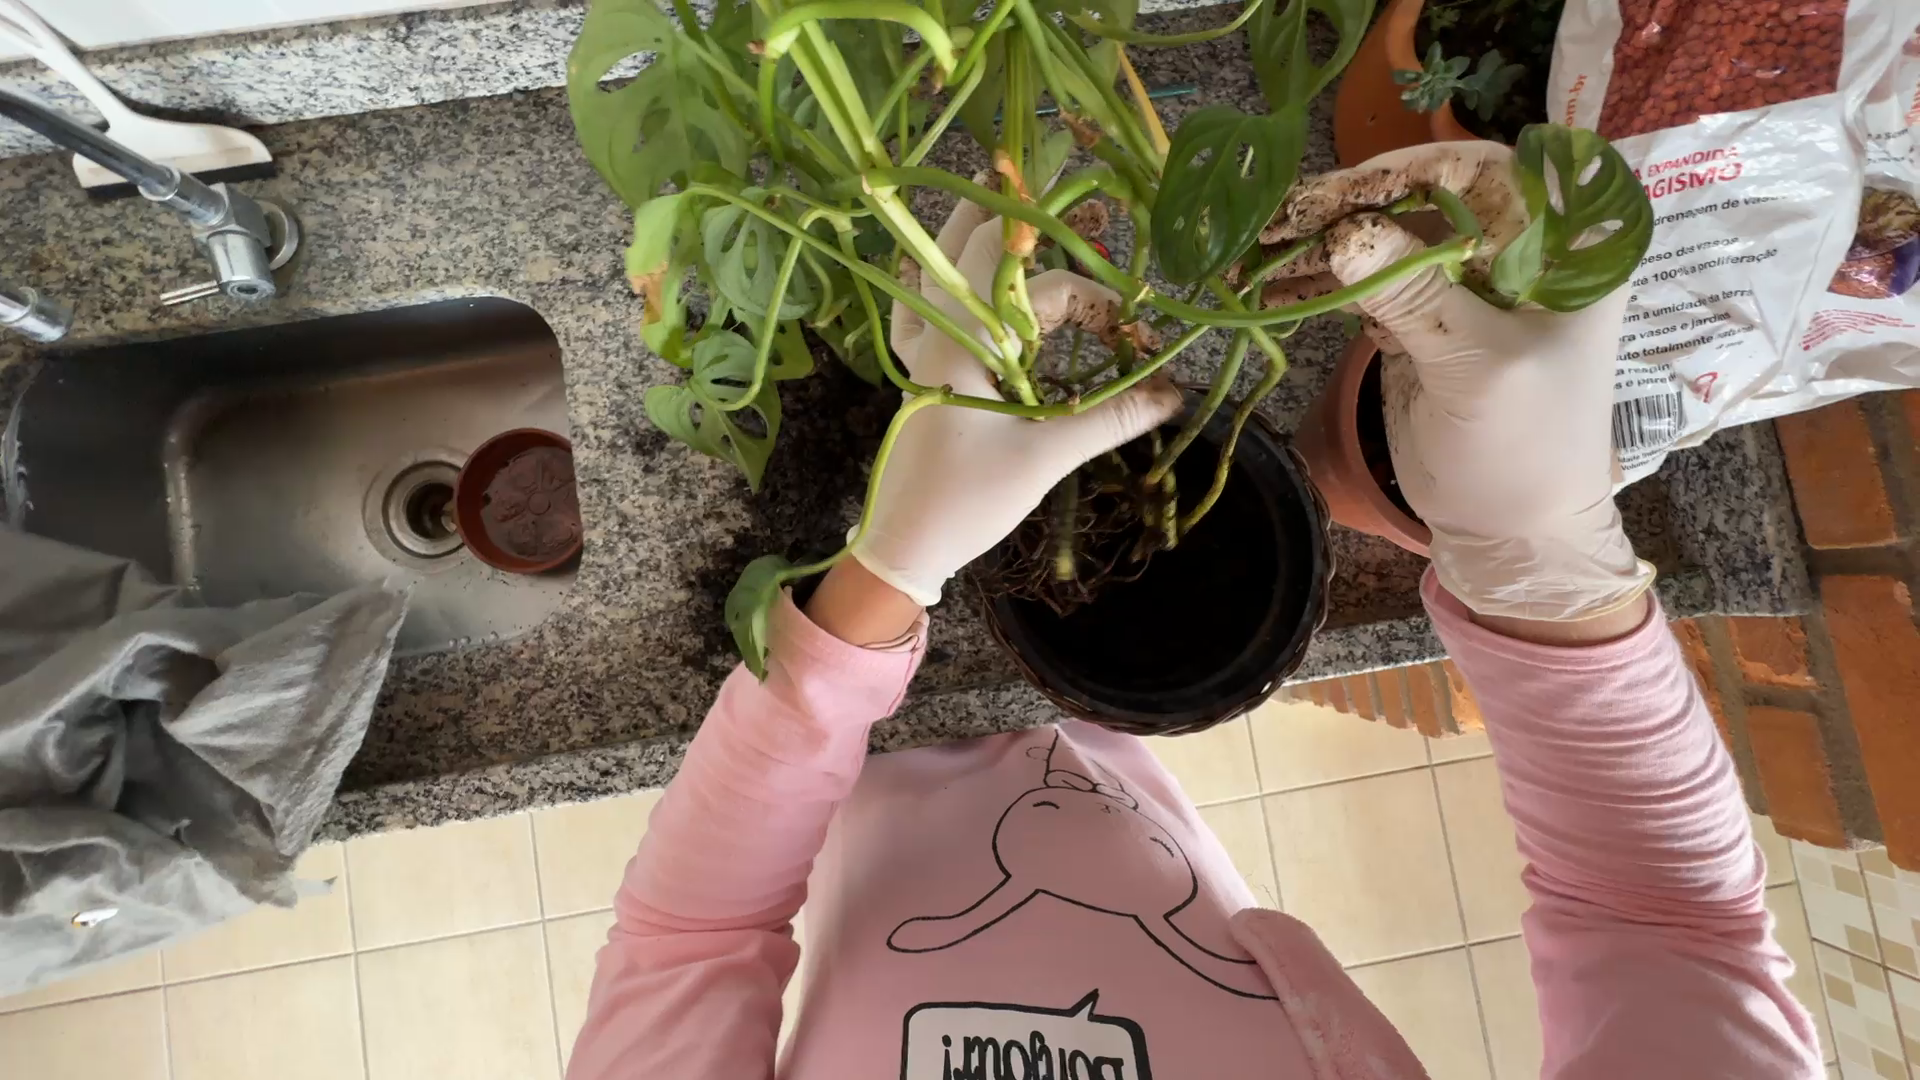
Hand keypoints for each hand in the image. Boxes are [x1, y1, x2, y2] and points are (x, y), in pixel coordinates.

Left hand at [847, 201, 1182, 606]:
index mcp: (963, 346)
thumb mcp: (1043, 458)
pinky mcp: (915, 379)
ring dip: (959, 238)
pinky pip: (911, 317)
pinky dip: (923, 288)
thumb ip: (1108, 419)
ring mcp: (917, 357)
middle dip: (1010, 223)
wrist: (905, 545)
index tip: (1128, 325)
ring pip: (931, 277)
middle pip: (968, 256)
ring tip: (981, 196)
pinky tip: (926, 274)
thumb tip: (1172, 393)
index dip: (1088, 297)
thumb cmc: (967, 502)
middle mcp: (934, 338)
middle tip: (1039, 185)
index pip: (1034, 293)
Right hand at [1267, 143, 1654, 625]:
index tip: (1330, 196)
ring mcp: (1455, 288)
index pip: (1480, 174)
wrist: (1506, 523)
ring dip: (1316, 250)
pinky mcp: (1414, 323)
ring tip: (1252, 258)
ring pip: (1380, 245)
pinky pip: (1361, 289)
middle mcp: (1507, 252)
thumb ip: (1415, 295)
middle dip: (1343, 211)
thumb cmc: (1521, 446)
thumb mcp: (1475, 365)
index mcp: (1558, 245)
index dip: (1403, 173)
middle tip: (1271, 223)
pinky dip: (1315, 287)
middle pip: (1417, 204)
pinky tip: (1269, 289)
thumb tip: (1342, 232)